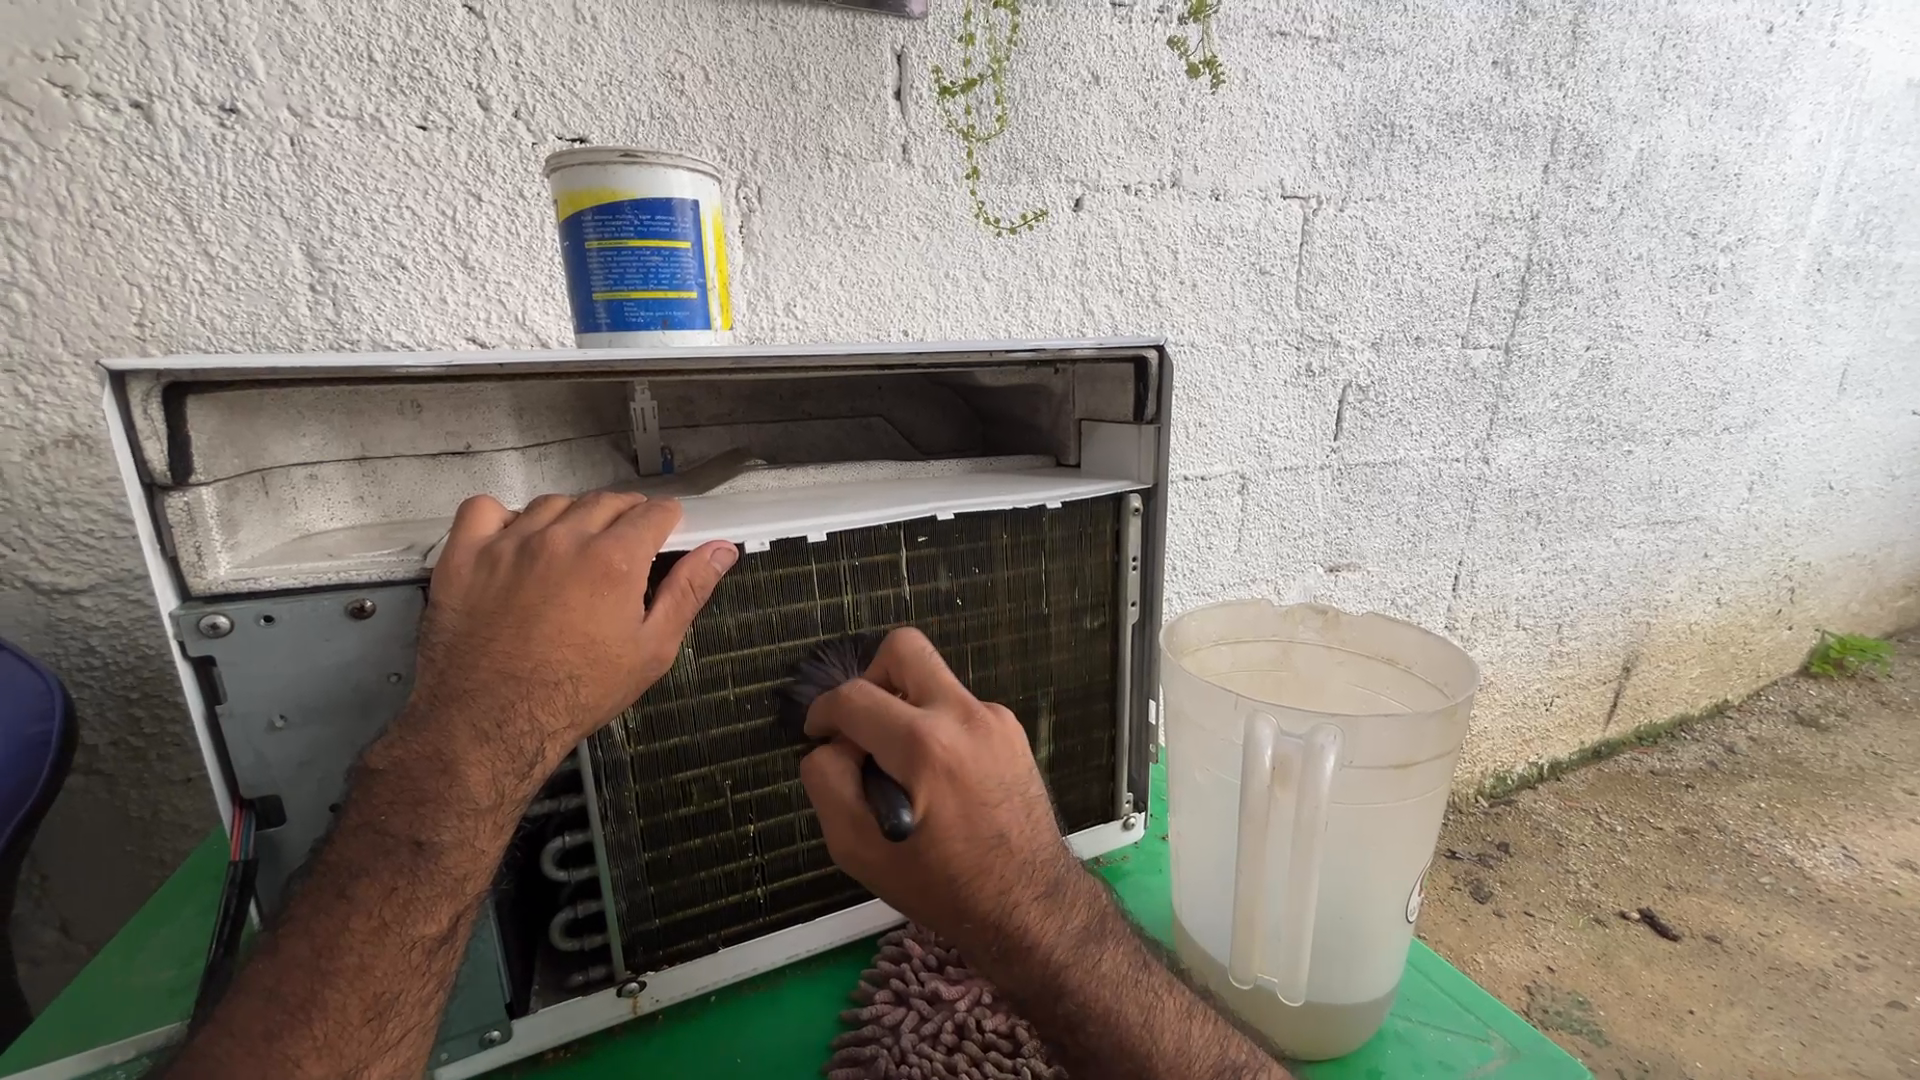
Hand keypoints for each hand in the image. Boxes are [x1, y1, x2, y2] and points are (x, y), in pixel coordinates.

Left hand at [404, 492, 737, 780]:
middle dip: (627, 516)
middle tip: (627, 549)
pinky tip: (515, 543)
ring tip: (575, 550)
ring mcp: (510, 543)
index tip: (665, 537)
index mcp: (616, 558)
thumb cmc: (581, 691)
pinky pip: (485, 508)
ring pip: (553, 503)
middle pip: (607, 501)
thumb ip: (689, 590)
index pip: (655, 511)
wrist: (492, 722)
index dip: (668, 522)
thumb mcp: (654, 648)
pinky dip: (504, 518)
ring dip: (573, 517)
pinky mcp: (465, 556)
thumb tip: (722, 550)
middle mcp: (565, 538)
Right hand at [798, 628, 1089, 961]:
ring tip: (904, 765)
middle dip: (869, 675)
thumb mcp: (856, 849)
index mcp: (924, 744)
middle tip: (864, 724)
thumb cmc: (939, 885)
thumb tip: (833, 744)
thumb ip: (827, 782)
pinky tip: (940, 777)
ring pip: (933, 678)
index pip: (853, 696)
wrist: (1028, 902)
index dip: (822, 711)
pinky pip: (958, 706)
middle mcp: (964, 714)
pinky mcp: (1012, 728)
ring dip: (905, 707)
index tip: (819, 732)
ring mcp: (995, 717)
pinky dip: (936, 727)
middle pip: (903, 647)